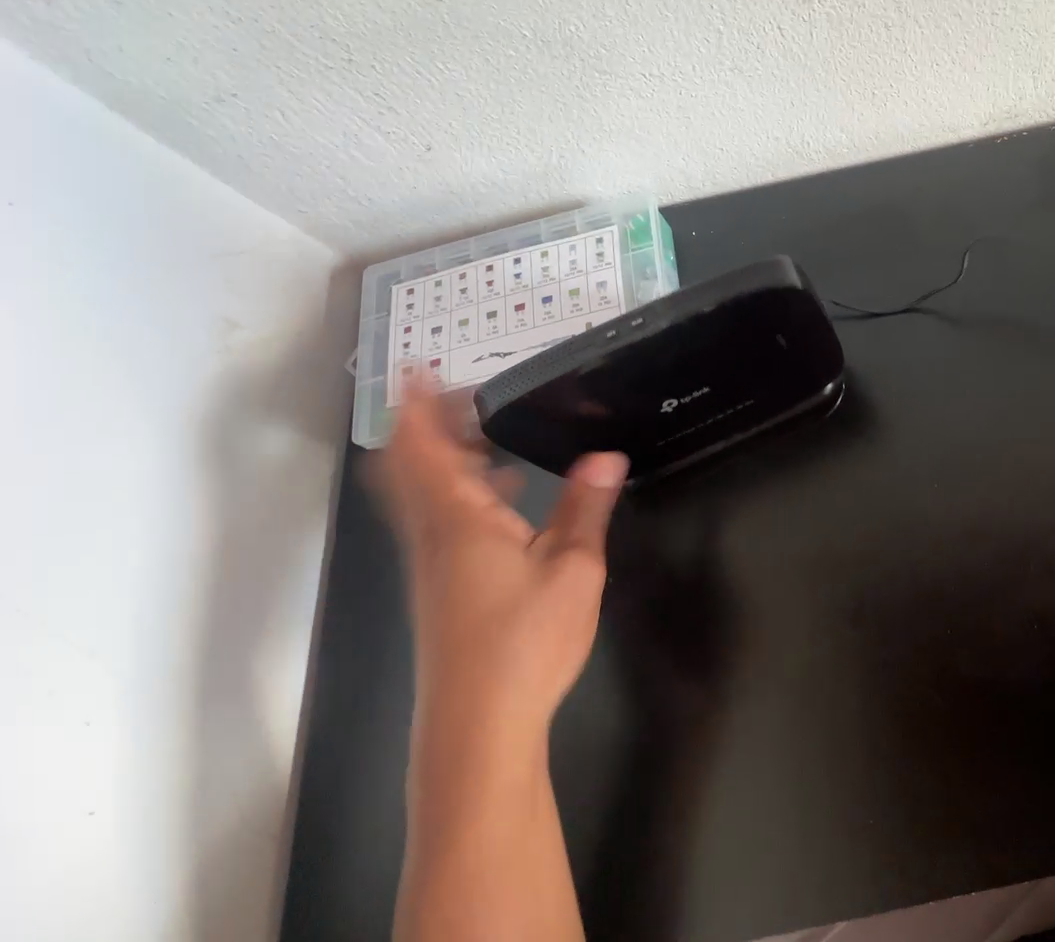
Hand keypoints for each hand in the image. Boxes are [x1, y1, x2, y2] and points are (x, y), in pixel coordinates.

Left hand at [375, 380, 628, 747]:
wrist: (479, 722)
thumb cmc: (526, 640)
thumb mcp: (573, 568)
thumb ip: (585, 508)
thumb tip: (605, 456)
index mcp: (460, 519)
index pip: (424, 447)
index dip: (420, 406)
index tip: (424, 369)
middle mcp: (434, 535)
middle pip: (412, 467)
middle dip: (432, 427)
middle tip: (469, 401)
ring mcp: (433, 564)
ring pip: (424, 495)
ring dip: (447, 460)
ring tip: (490, 441)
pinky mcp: (442, 588)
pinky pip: (440, 520)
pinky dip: (461, 494)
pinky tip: (506, 504)